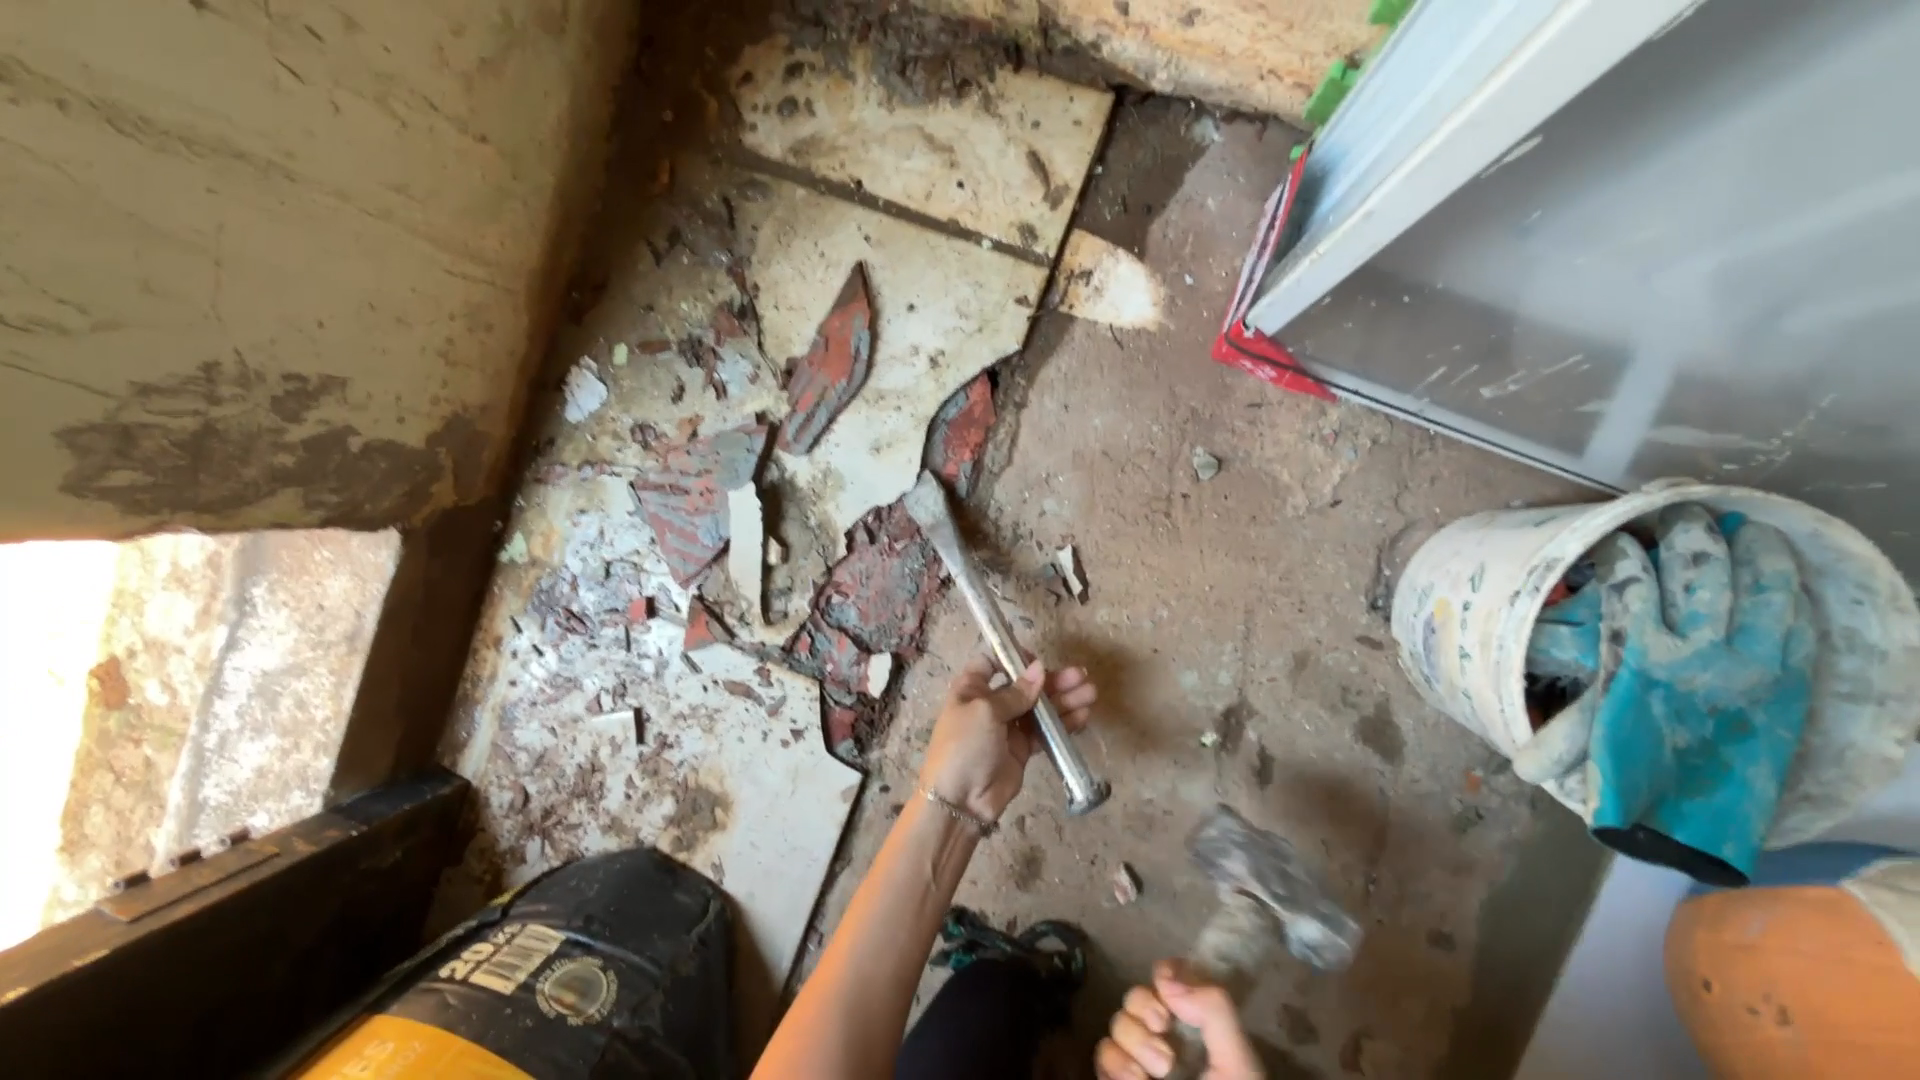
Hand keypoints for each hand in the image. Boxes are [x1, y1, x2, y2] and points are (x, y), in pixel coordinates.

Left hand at [918, 654, 1095, 821]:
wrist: (959, 801)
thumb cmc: (965, 746)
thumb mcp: (985, 711)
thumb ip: (1015, 692)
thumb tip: (1039, 668)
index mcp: (972, 689)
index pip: (992, 664)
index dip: (1014, 660)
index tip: (1038, 661)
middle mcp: (990, 705)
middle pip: (1025, 686)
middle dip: (1052, 680)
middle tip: (1080, 676)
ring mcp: (1007, 728)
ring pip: (1039, 709)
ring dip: (1064, 700)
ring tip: (1091, 693)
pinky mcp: (1022, 750)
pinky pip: (1045, 732)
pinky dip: (1063, 724)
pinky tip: (1083, 716)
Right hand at [1096, 961, 1261, 1079]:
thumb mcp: (1238, 1064)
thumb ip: (1215, 1012)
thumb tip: (1167, 980)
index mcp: (1201, 1029)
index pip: (1174, 979)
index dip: (1167, 972)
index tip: (1169, 987)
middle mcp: (1169, 1039)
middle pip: (1138, 996)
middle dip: (1145, 1006)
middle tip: (1164, 1032)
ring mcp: (1142, 1062)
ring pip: (1118, 1023)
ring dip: (1133, 1039)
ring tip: (1157, 1073)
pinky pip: (1103, 1055)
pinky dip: (1117, 1064)